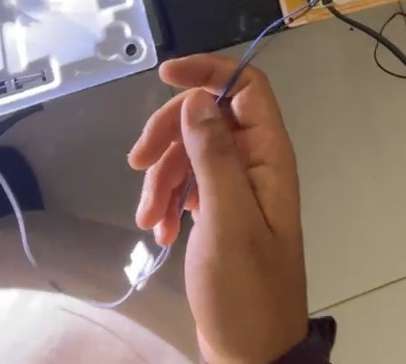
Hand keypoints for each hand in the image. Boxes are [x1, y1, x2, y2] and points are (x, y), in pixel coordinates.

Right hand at [128, 55, 305, 363]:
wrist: (251, 356)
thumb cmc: (246, 289)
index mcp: (268, 154)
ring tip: (148, 218)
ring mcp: (235, 186)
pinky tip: (159, 229)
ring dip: (162, 176)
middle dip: (169, 134)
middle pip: (208, 115)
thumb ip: (213, 154)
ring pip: (191, 150)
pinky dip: (167, 199)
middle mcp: (254, 161)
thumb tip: (198, 98)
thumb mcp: (227, 219)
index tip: (164, 75)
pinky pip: (187, 183)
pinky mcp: (218, 210)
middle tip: (137, 163)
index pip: (246, 86)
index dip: (208, 70)